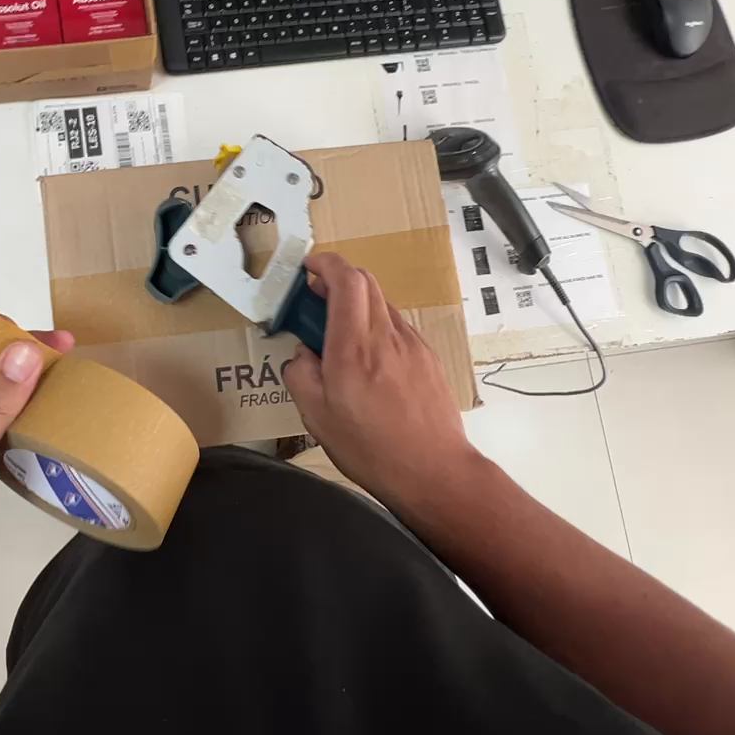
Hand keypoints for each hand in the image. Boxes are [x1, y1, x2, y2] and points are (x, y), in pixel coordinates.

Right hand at [283, 252, 480, 510]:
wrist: (434, 472)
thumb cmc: (370, 447)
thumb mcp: (315, 415)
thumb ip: (300, 373)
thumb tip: (303, 354)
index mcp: (354, 346)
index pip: (346, 279)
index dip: (325, 263)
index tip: (308, 269)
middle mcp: (386, 336)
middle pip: (365, 282)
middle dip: (336, 280)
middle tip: (316, 302)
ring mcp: (412, 345)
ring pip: (381, 305)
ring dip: (356, 307)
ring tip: (340, 340)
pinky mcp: (428, 358)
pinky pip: (396, 329)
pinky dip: (375, 329)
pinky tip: (369, 365)